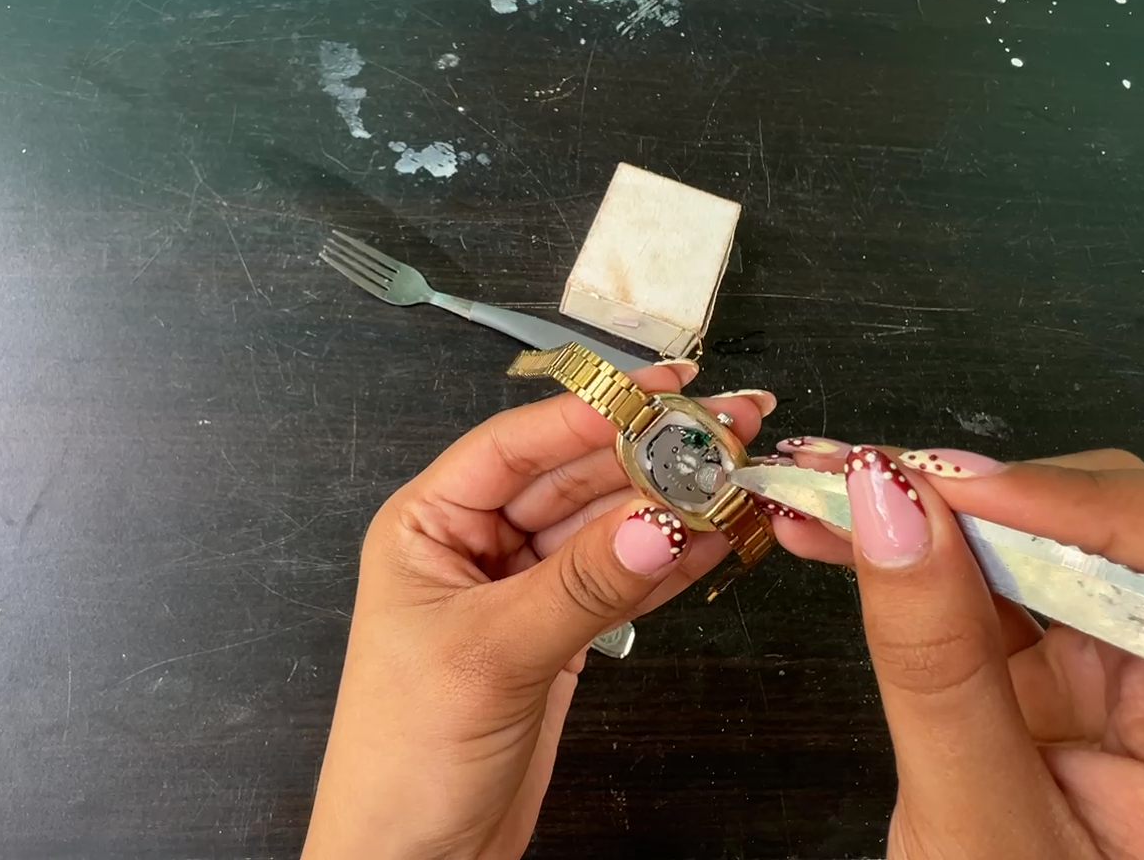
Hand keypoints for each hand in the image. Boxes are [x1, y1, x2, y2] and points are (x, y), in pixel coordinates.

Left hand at [303, 364, 775, 859]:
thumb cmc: (408, 753)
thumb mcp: (490, 653)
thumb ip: (580, 586)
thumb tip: (659, 521)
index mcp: (430, 521)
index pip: (515, 445)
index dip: (589, 412)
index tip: (661, 389)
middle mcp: (476, 538)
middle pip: (570, 476)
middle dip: (645, 451)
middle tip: (723, 425)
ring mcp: (522, 581)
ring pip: (602, 524)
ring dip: (666, 501)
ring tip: (735, 472)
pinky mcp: (559, 624)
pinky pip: (618, 576)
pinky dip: (666, 557)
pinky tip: (714, 533)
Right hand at [763, 439, 1143, 858]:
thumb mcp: (975, 839)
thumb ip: (937, 666)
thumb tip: (883, 497)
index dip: (1098, 502)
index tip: (945, 495)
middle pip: (1131, 520)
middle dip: (976, 493)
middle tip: (850, 480)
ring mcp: (1137, 668)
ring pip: (1040, 528)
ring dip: (918, 506)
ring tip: (807, 496)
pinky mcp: (1060, 660)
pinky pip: (982, 566)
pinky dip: (903, 542)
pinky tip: (826, 534)